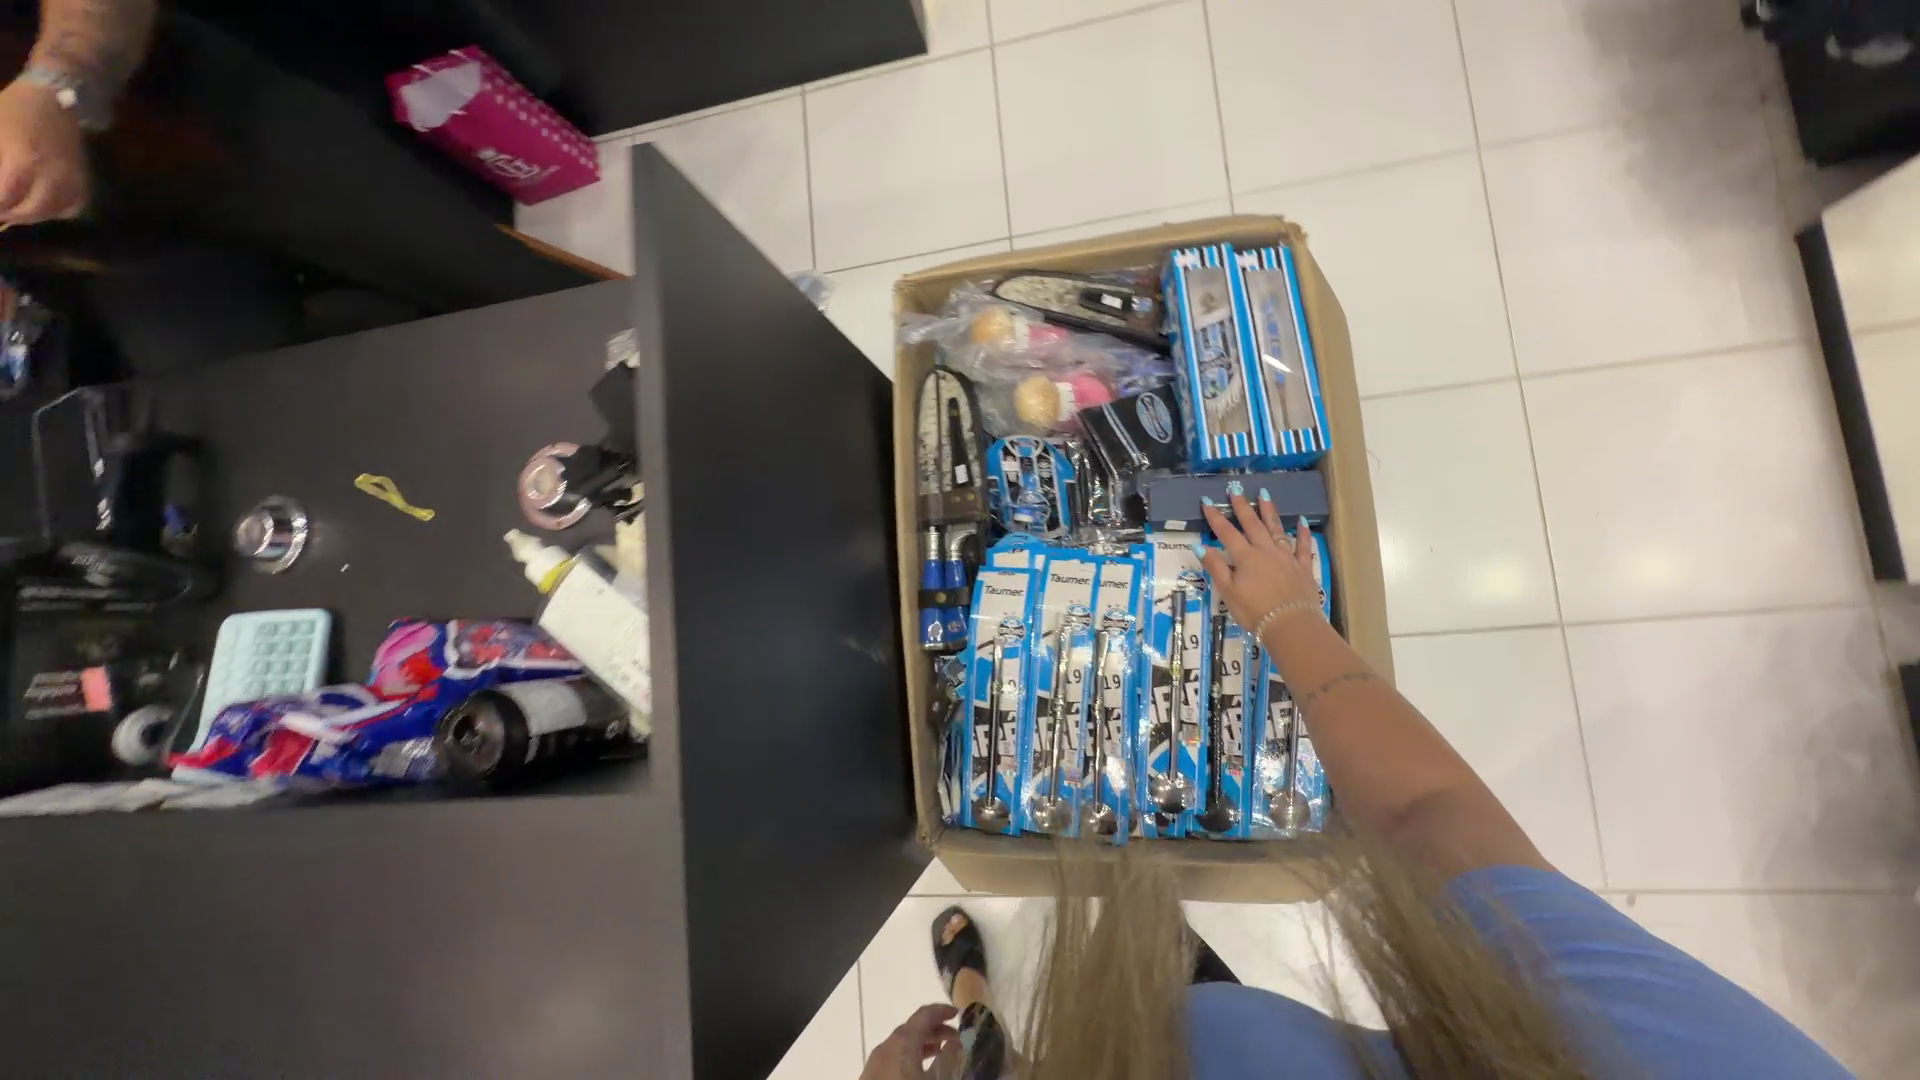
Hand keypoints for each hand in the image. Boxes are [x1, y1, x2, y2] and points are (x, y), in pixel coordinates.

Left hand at [0, 79, 88, 225]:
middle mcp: (53, 176)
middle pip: (32, 209)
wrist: (52, 101)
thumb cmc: (10, 109)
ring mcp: (72, 180)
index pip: (6, 196)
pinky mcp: (83, 181)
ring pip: (53, 211)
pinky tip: (43, 207)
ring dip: (31, 216)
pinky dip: (56, 212)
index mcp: (23, 160)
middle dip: (9, 215)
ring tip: (13, 213)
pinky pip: (73, 207)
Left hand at [858, 1004, 958, 1079]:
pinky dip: (910, 1057)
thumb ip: (950, 1060)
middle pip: (913, 1028)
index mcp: (903, 1041)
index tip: (959, 1014)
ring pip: (902, 1044)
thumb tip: (957, 1043)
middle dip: (935, 1030)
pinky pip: (893, 1058)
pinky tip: (919, 1073)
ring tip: (941, 1055)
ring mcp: (875, 1063)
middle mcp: (887, 1046)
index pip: (925, 1014)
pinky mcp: (870, 1078)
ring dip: (922, 1045)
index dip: (942, 1011)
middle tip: (955, 1038)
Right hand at [1198, 492, 1321, 632]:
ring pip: (1276, 529)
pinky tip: (1301, 522)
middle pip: (1252, 524)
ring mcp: (1287, 557)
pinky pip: (1303, 546)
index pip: (1227, 532)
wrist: (1291, 624)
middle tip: (1235, 489)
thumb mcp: (1228, 591)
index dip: (1216, 517)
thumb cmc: (1254, 610)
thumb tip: (1200, 545)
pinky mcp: (1303, 567)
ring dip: (1269, 512)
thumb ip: (1216, 567)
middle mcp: (1266, 551)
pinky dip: (1302, 533)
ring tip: (1264, 494)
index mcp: (1245, 557)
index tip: (1207, 502)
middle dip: (1242, 506)